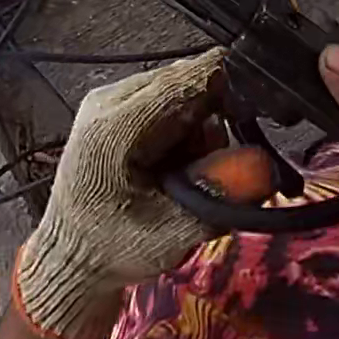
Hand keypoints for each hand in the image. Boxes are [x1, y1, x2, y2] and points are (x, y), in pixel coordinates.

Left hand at [14, 48, 229, 338]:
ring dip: (197, 125)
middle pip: (185, 80)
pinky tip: (172, 162)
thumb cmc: (114, 249)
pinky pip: (166, 100)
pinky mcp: (115, 107)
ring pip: (179, 89)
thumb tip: (268, 164)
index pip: (185, 80)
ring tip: (186, 171)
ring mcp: (108, 100)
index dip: (229, 89)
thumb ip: (219, 195)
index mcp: (114, 127)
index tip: (255, 117)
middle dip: (212, 115)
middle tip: (212, 164)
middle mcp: (108, 100)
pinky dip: (182, 127)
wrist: (70, 258)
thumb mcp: (173, 232)